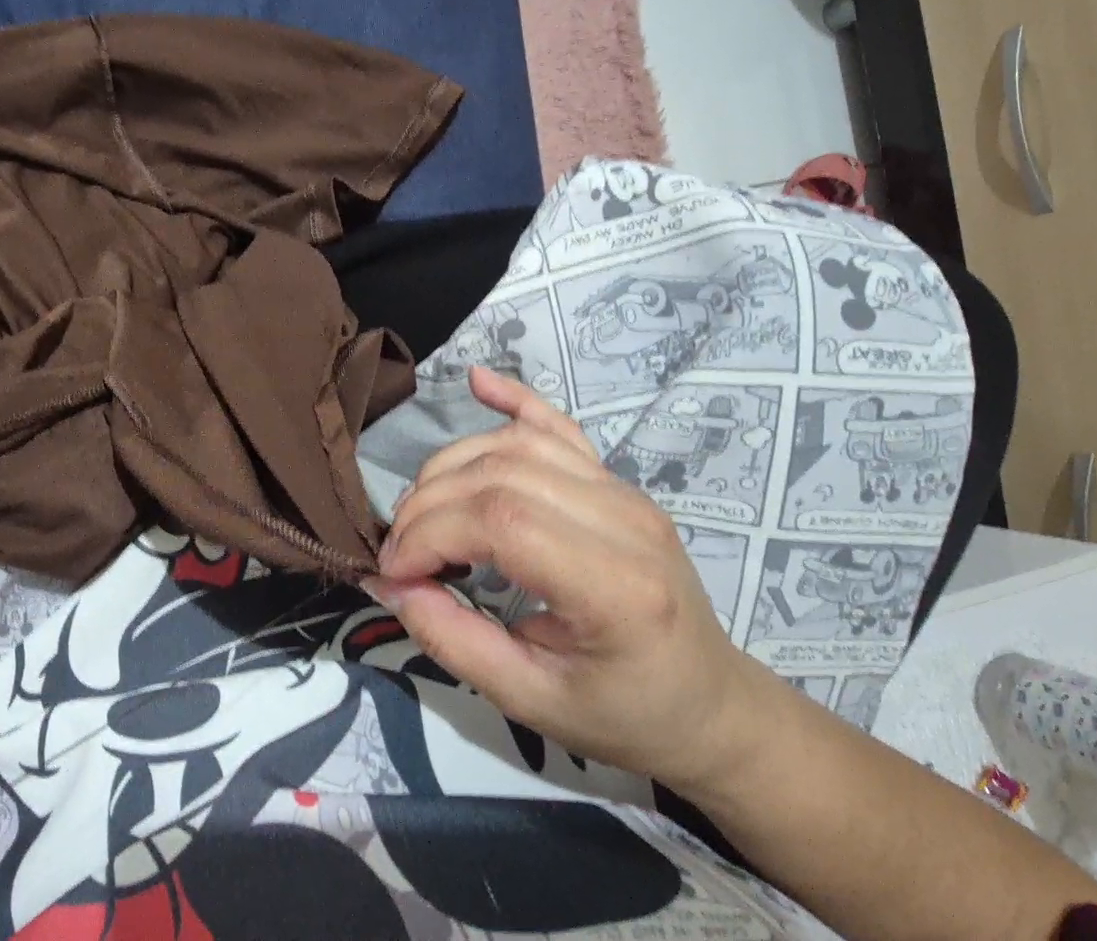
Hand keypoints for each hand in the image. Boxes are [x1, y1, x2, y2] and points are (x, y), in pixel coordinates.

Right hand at [362, 366, 780, 792]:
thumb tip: (388, 584)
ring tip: (420, 518)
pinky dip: (513, 400)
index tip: (393, 572)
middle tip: (399, 554)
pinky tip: (476, 380)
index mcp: (614, 585)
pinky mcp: (616, 484)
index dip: (429, 534)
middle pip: (500, 474)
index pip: (500, 520)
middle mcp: (625, 520)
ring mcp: (625, 493)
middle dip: (426, 506)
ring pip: (515, 446)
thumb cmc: (623, 715)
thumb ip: (451, 639)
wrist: (708, 705)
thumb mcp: (529, 701)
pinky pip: (557, 427)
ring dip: (448, 469)